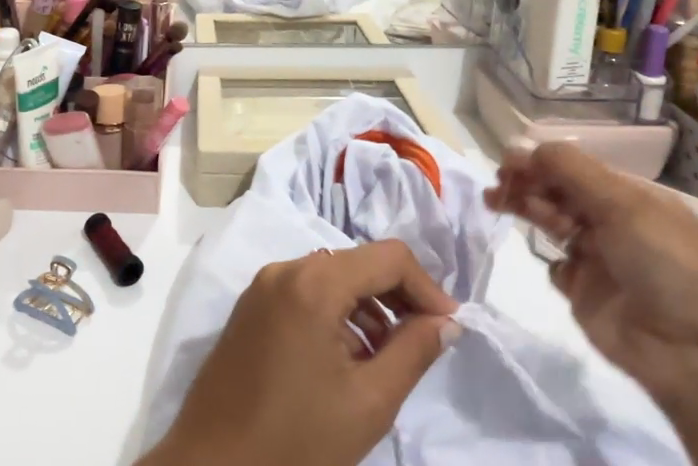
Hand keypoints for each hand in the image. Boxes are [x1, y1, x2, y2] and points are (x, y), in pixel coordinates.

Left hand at [140, 242, 460, 465]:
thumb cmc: (296, 440)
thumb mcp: (370, 401)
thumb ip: (414, 352)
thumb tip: (446, 322)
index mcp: (313, 282)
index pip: (388, 256)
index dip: (426, 287)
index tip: (449, 328)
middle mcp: (284, 270)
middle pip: (358, 263)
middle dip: (398, 297)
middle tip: (426, 341)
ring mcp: (261, 288)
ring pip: (332, 278)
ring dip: (368, 309)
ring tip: (388, 360)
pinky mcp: (249, 311)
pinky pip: (305, 295)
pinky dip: (336, 316)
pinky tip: (348, 361)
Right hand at [484, 141, 697, 400]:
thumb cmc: (667, 265)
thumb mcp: (623, 205)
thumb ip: (569, 170)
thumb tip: (521, 144)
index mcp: (633, 197)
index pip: (578, 168)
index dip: (542, 161)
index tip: (507, 160)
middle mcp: (617, 223)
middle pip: (562, 192)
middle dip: (529, 182)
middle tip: (496, 182)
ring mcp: (602, 260)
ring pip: (554, 224)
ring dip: (528, 210)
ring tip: (496, 202)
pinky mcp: (587, 296)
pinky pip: (558, 269)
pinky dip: (550, 263)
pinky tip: (555, 266)